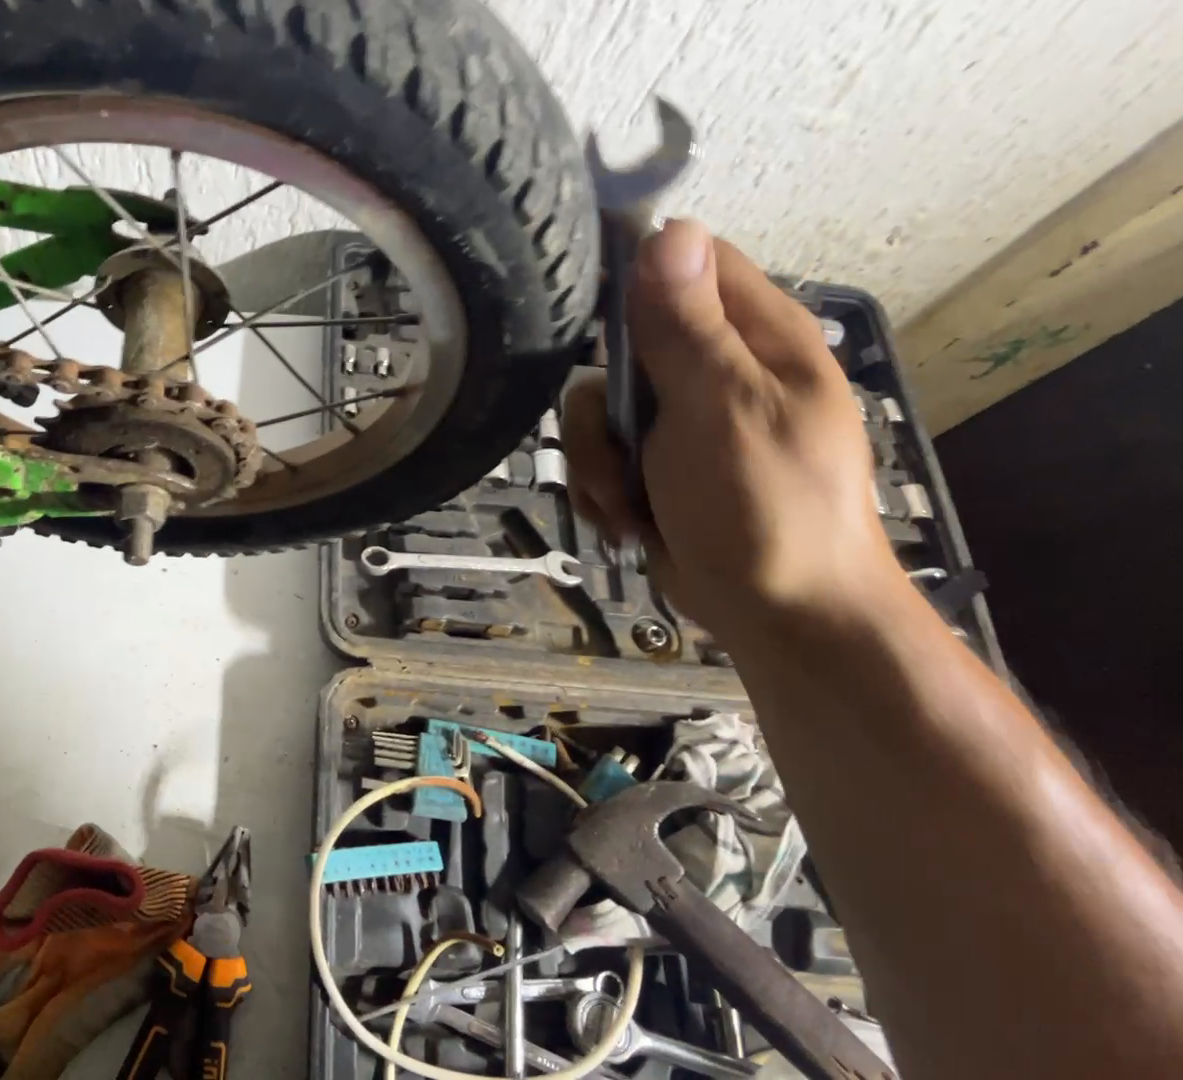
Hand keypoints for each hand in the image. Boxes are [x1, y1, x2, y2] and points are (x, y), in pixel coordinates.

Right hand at [562, 220, 904, 641]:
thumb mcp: (722, 408)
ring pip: (601, 413)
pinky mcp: (660, 472)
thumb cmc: (764, 506)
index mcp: (758, 338)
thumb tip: (669, 228)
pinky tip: (630, 523)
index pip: (690, 265)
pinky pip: (605, 460)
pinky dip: (605, 493)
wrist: (779, 616)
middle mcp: (718, 372)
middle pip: (624, 348)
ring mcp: (686, 426)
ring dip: (598, 463)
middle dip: (603, 406)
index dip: (636, 278)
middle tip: (619, 449)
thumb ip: (687, 326)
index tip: (590, 319)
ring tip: (627, 506)